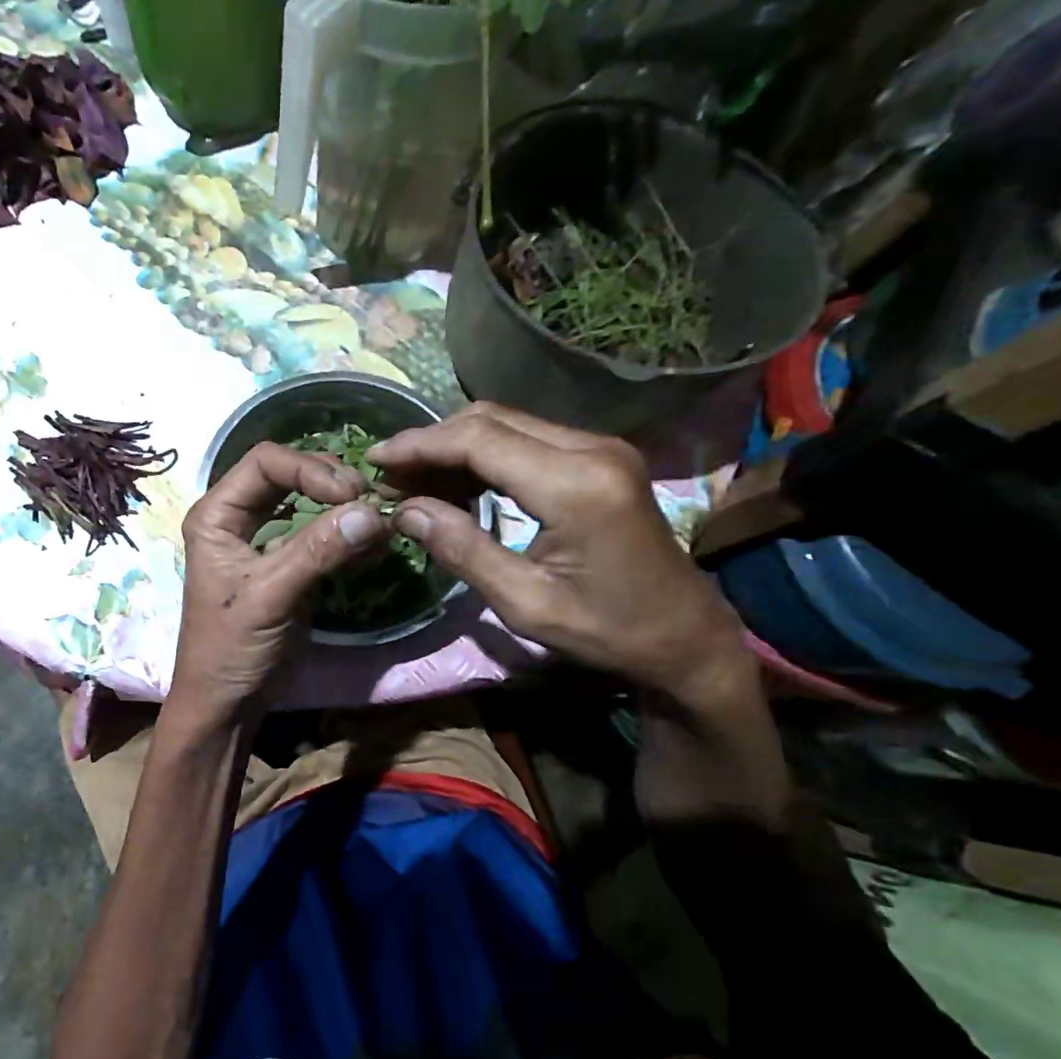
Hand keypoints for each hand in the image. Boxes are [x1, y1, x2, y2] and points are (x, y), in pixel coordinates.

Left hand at [170, 442, 386, 720]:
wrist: (228, 702)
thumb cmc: (230, 648)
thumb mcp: (270, 597)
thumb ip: (316, 551)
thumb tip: (371, 511)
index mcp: (218, 515)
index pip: (266, 462)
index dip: (309, 469)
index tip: (351, 494)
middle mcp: (238, 518)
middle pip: (289, 474)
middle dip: (331, 483)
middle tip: (370, 503)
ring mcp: (266, 539)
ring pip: (309, 502)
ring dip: (345, 507)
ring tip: (380, 522)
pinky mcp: (289, 564)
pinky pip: (322, 535)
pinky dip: (349, 535)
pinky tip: (377, 545)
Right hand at [367, 403, 747, 704]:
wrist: (685, 636)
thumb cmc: (607, 630)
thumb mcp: (524, 603)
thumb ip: (461, 549)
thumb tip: (404, 510)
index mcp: (576, 485)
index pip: (479, 440)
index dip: (420, 445)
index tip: (375, 459)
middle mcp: (592, 449)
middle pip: (490, 420)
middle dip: (431, 442)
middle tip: (389, 475)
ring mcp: (600, 448)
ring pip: (506, 423)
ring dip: (454, 446)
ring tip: (413, 482)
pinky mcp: (599, 457)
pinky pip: (527, 439)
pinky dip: (483, 454)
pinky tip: (456, 483)